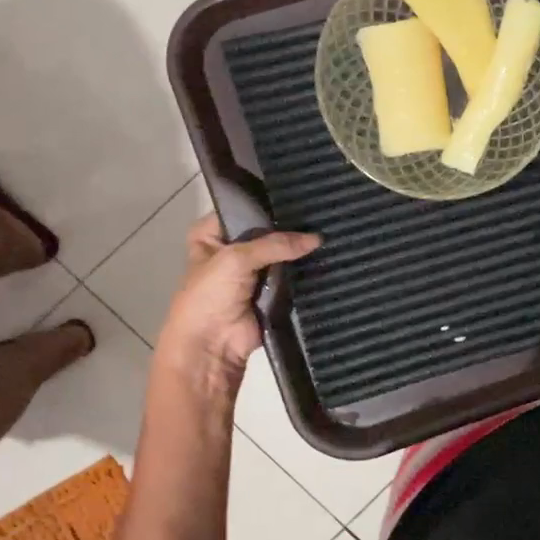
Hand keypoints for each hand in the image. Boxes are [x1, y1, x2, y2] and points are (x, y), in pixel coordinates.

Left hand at [154, 215, 320, 382]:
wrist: (211, 346)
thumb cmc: (210, 295)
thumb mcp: (237, 258)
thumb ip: (276, 244)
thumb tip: (317, 239)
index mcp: (210, 235)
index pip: (243, 208)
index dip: (267, 204)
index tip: (299, 193)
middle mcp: (231, 249)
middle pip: (266, 231)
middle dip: (289, 226)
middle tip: (321, 211)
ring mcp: (253, 272)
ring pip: (281, 253)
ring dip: (299, 249)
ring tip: (330, 229)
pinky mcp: (271, 292)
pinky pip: (291, 275)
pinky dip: (304, 270)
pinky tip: (328, 254)